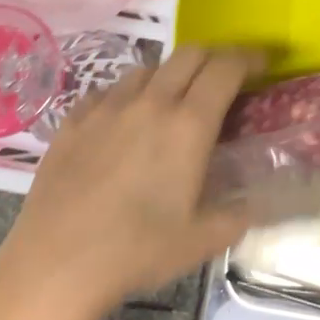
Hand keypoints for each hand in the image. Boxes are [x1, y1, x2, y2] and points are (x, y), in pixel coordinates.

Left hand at [0, 47, 257, 317]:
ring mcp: (105, 108)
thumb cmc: (138, 251)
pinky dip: (130, 95)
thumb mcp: (204, 240)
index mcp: (188, 125)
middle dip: (216, 57)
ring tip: (176, 100)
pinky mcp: (72, 122)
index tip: (263, 64)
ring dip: (172, 74)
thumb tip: (255, 204)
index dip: (249, 58)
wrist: (56, 264)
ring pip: (147, 69)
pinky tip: (127, 120)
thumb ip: (239, 215)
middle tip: (227, 77)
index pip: (225, 68)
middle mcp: (149, 103)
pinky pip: (108, 91)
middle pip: (189, 55)